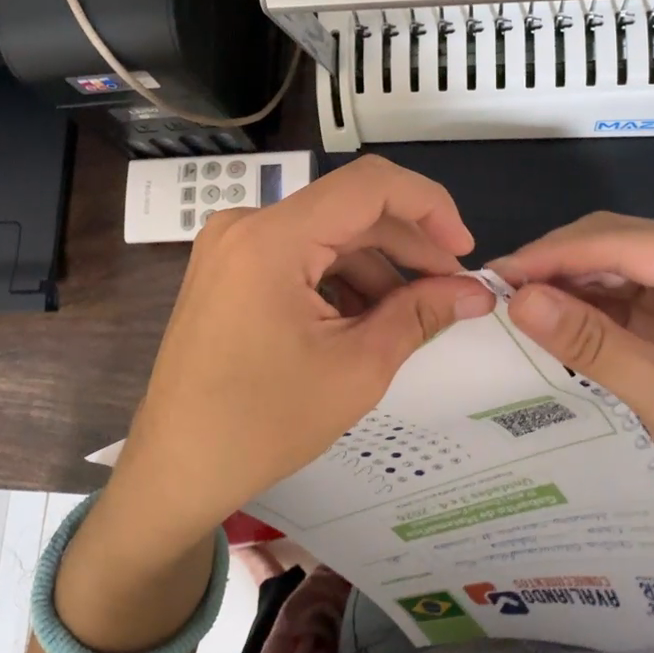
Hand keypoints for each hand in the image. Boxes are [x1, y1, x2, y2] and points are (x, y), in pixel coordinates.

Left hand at [108, 156, 497, 552]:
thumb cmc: (264, 423)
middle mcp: (246, 225)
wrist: (178, 467)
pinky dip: (336, 281)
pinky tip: (363, 321)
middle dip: (406, 247)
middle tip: (451, 292)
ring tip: (408, 318)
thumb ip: (420, 314)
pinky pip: (296, 256)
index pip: (369, 185)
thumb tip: (475, 291)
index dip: (428, 206)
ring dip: (374, 269)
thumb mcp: (356, 368)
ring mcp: (230, 246)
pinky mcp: (226, 270)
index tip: (464, 250)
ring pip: (324, 236)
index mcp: (272, 237)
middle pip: (347, 211)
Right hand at [490, 214, 653, 520]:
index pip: (624, 241)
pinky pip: (620, 292)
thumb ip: (591, 343)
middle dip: (555, 264)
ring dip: (564, 282)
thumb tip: (516, 300)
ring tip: (510, 304)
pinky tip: (547, 318)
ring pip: (612, 264)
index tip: (496, 274)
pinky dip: (583, 304)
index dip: (555, 254)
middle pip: (616, 242)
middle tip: (494, 291)